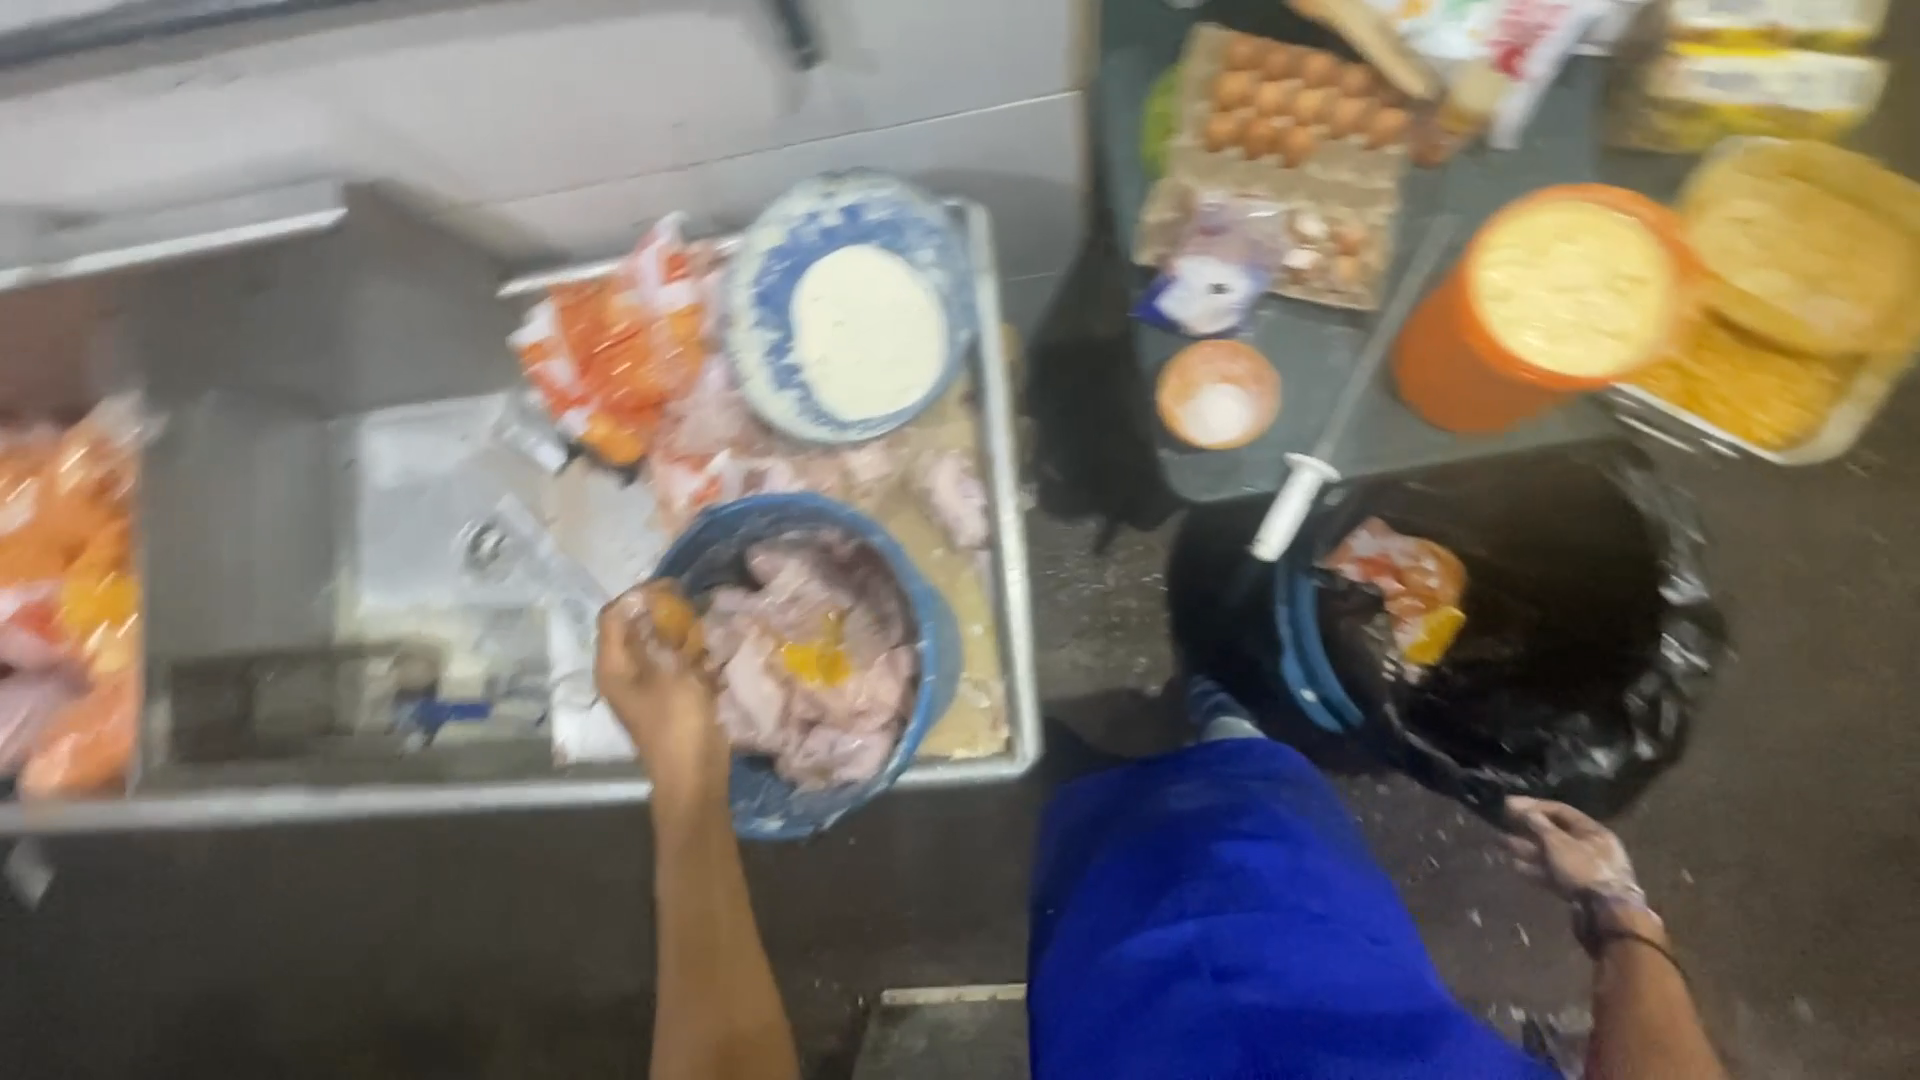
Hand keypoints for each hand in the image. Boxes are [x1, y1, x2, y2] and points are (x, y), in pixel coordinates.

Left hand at [596, 586, 728, 815]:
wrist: (695, 776)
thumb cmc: (678, 724)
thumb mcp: (669, 673)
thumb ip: (657, 634)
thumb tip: (651, 599)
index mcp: (613, 666)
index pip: (613, 615)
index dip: (639, 595)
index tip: (673, 586)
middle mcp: (625, 672)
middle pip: (635, 627)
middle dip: (663, 611)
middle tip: (693, 601)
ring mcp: (649, 684)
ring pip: (659, 643)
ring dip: (680, 630)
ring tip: (705, 622)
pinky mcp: (671, 695)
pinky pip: (677, 661)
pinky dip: (693, 652)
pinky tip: (713, 650)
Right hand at [1504, 796, 1640, 901]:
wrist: (1605, 912)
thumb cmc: (1582, 868)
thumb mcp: (1557, 842)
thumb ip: (1537, 824)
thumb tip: (1522, 810)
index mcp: (1593, 832)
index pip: (1559, 810)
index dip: (1532, 805)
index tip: (1508, 804)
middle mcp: (1589, 847)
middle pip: (1552, 832)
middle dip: (1524, 828)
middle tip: (1500, 823)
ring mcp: (1582, 868)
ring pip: (1547, 853)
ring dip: (1523, 847)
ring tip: (1498, 842)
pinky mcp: (1574, 887)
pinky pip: (1549, 871)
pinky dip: (1531, 867)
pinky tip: (1511, 864)